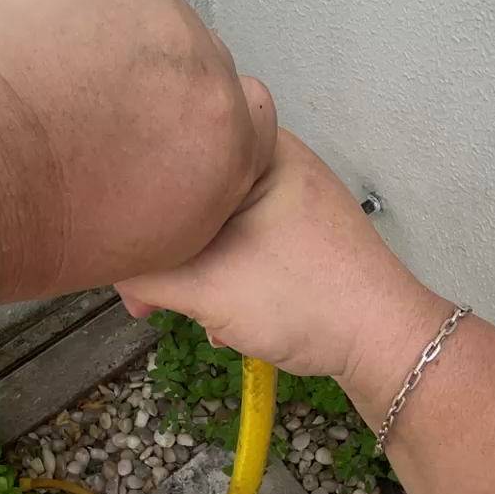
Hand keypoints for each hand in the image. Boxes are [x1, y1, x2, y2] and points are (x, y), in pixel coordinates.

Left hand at [0, 0, 275, 300]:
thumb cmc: (34, 229)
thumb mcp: (144, 246)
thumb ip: (184, 190)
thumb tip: (168, 157)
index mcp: (228, 157)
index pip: (245, 115)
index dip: (197, 113)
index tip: (161, 116)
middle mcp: (211, 84)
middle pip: (196, 58)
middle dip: (152, 73)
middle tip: (88, 101)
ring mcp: (159, 16)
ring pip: (141, 11)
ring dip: (104, 32)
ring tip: (44, 78)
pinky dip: (54, 1)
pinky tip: (21, 44)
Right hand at [117, 130, 453, 414]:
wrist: (386, 344)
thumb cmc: (301, 299)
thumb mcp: (204, 285)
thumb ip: (145, 272)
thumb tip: (109, 267)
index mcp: (258, 149)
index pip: (172, 153)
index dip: (137, 203)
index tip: (119, 251)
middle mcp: (280, 165)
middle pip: (193, 201)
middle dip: (168, 257)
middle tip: (147, 303)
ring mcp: (298, 204)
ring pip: (220, 232)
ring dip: (199, 278)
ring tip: (198, 319)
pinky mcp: (308, 242)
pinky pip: (250, 251)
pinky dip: (231, 284)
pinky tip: (228, 324)